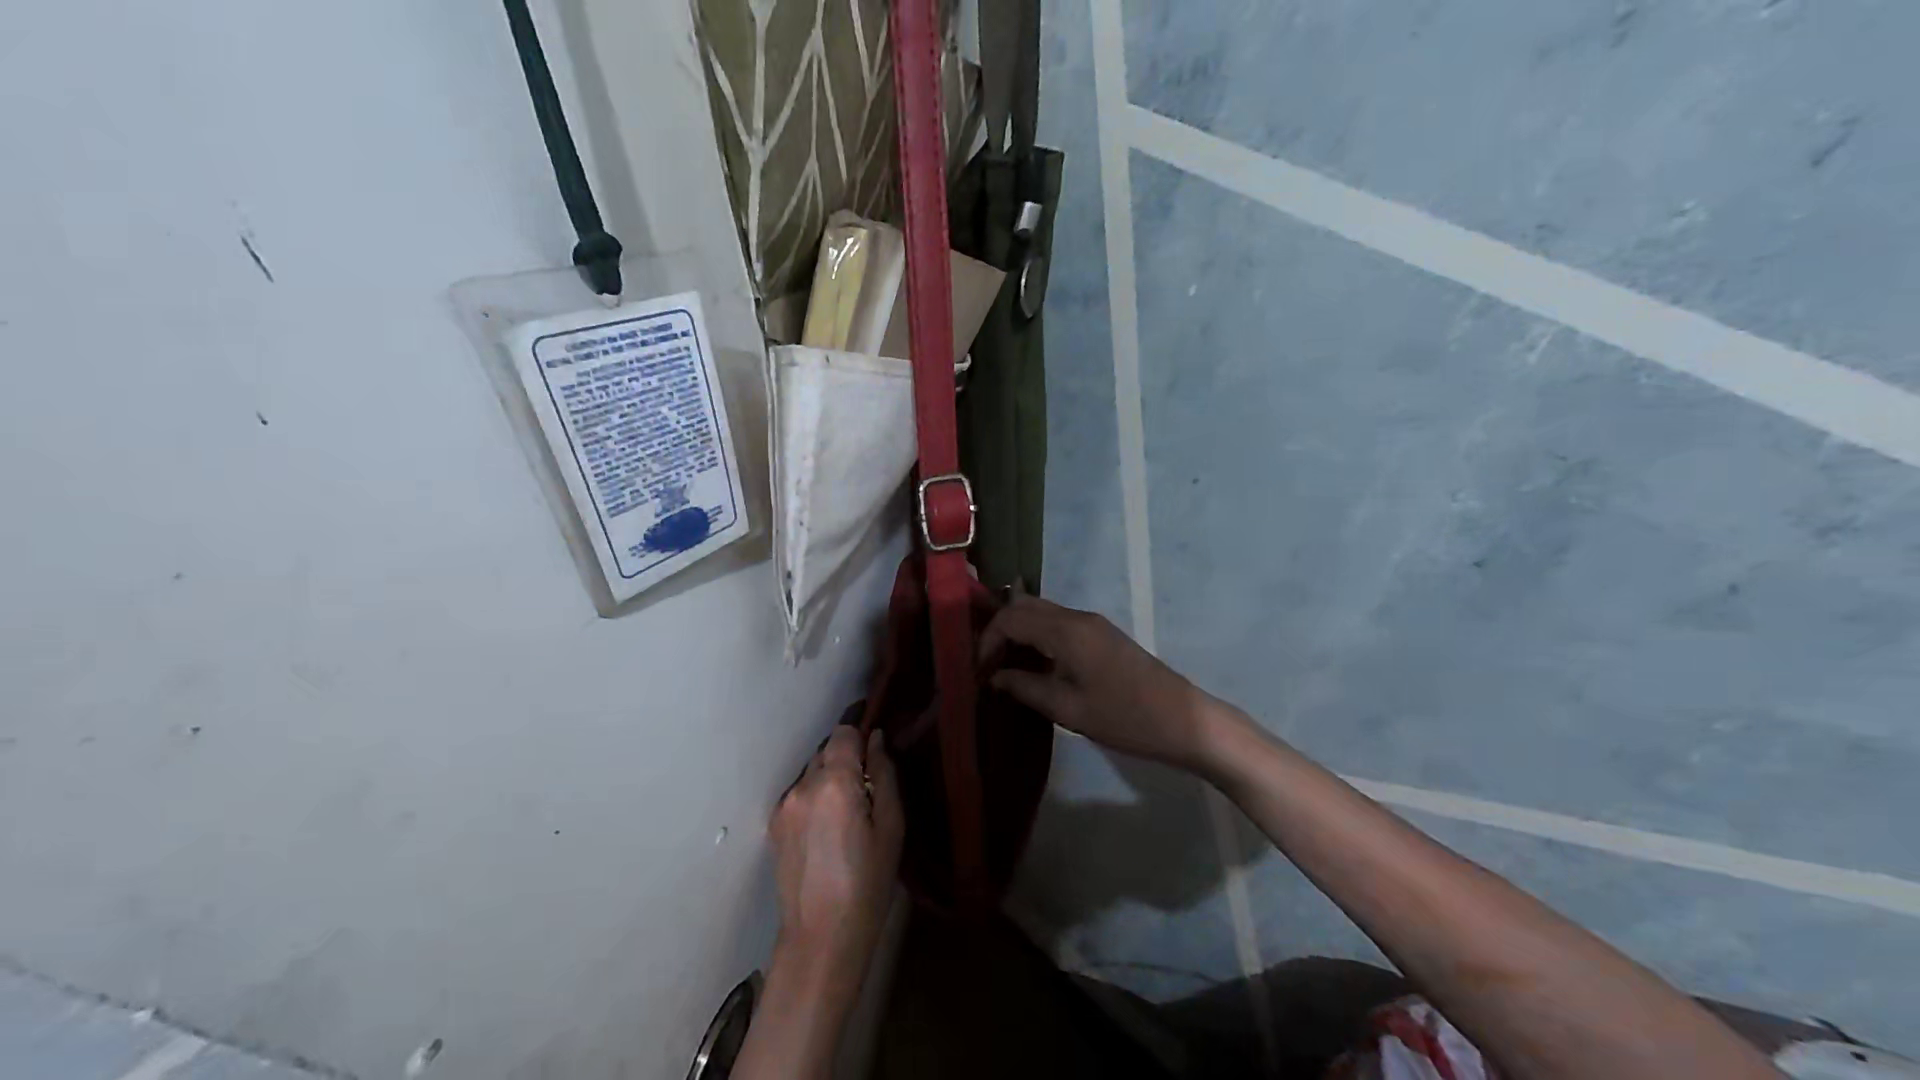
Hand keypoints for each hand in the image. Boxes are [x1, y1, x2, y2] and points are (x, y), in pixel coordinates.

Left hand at [769, 727, 902, 984]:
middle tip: (868, 789)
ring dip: (829, 779)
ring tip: (848, 814)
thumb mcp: (892, 826)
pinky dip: (815, 799)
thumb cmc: (868, 882)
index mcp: (834, 782)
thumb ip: (885, 775)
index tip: (876, 751)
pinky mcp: (774, 825)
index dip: (861, 735)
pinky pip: (799, 795)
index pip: (844, 732)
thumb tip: (876, 739)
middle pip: (826, 751)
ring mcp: (784, 806)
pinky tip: (829, 830)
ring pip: (811, 773)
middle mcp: (802, 786)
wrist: (821, 936)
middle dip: (847, 760)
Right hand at [979, 594, 1228, 773]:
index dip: (988, 640)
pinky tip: (1035, 664)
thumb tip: (995, 677)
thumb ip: (1027, 688)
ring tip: (1006, 665)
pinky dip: (1038, 636)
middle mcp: (1078, 618)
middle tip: (988, 663)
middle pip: (1025, 605)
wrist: (1185, 722)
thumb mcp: (1069, 710)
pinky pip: (1059, 623)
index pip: (1011, 618)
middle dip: (1000, 629)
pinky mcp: (1103, 634)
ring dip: (1019, 631)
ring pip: (1043, 612)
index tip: (978, 671)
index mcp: (1067, 632)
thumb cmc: (1125, 718)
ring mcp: (1094, 623)